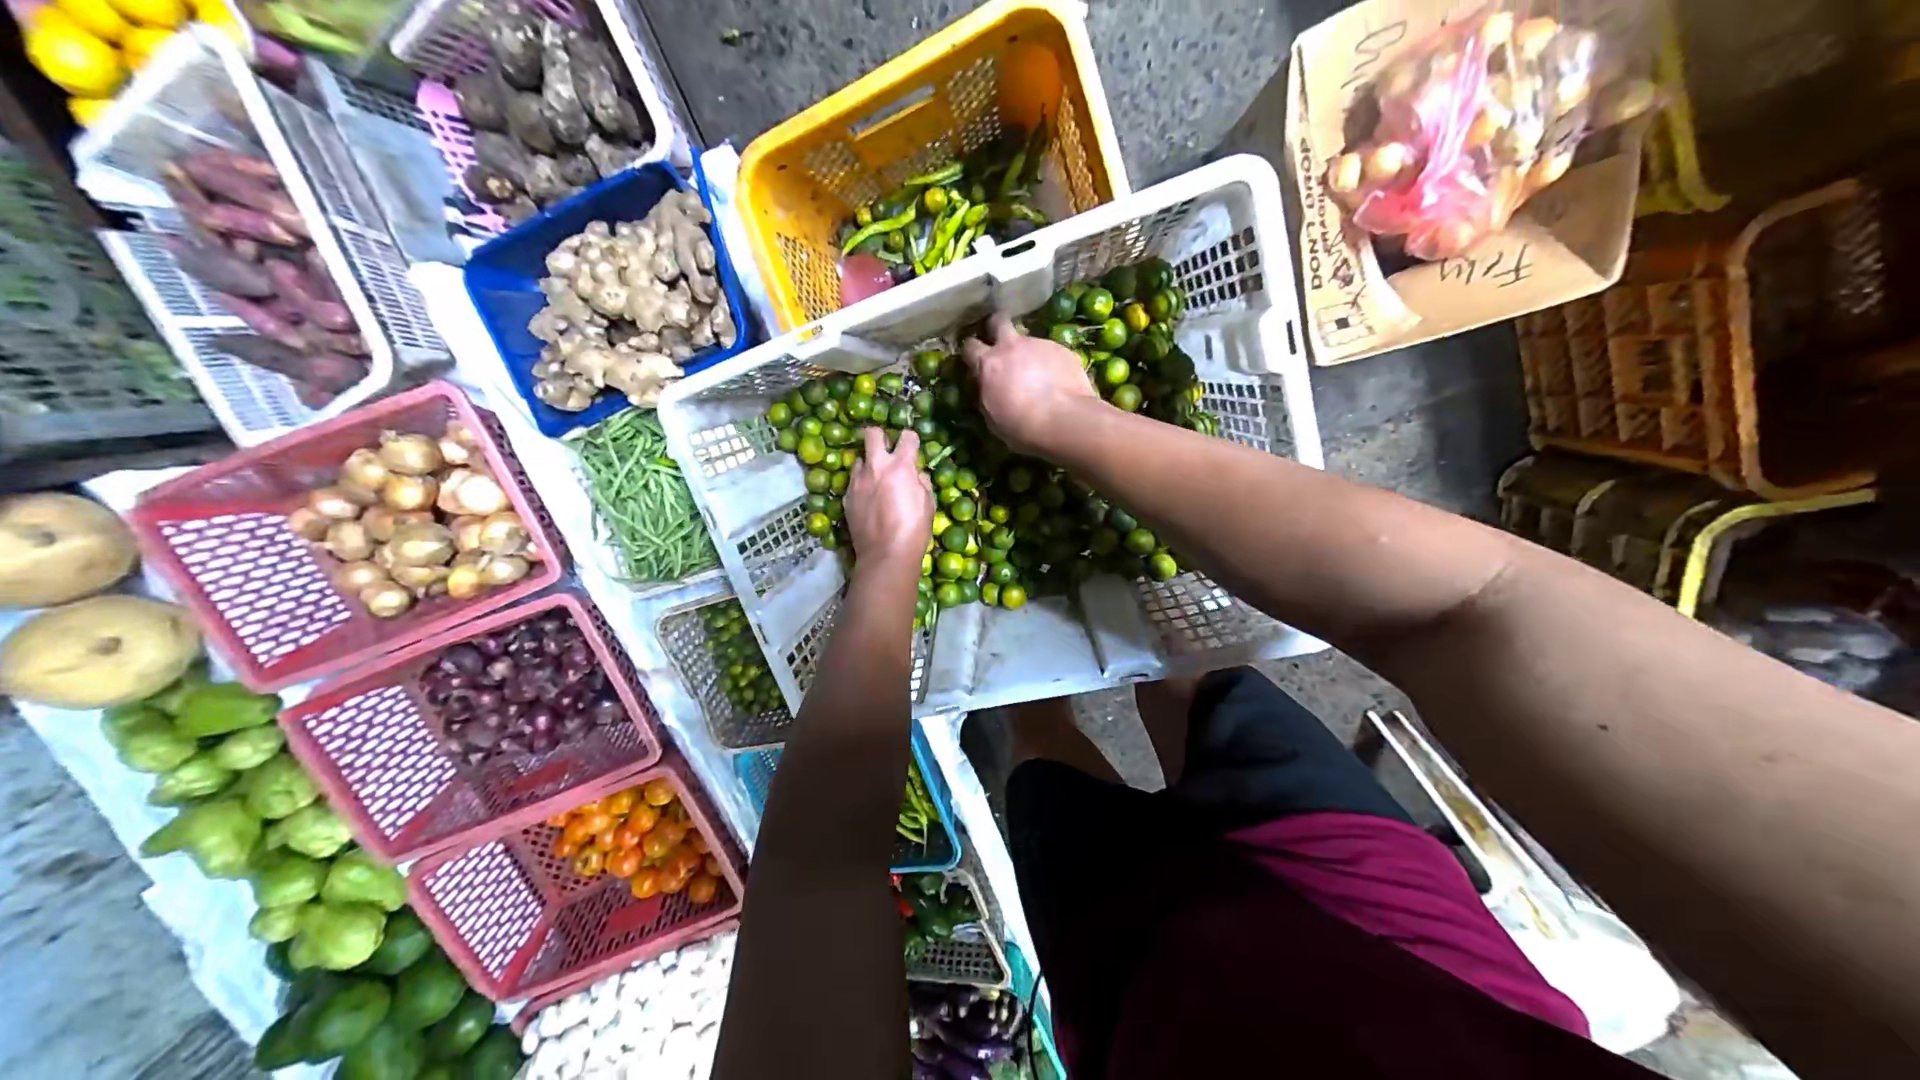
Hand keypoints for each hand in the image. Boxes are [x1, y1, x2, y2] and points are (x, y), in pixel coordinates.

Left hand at [845, 426, 932, 571]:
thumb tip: (916, 474)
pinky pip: (853, 481)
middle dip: (880, 436)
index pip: (906, 437)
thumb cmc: (914, 529)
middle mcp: (876, 467)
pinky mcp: (847, 497)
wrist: (886, 555)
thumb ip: (921, 482)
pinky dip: (861, 484)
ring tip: (876, 477)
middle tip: (886, 448)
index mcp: (901, 466)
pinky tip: (868, 498)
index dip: (911, 439)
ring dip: (868, 462)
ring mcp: (857, 481)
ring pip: (859, 458)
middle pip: (872, 434)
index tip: (912, 446)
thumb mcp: (928, 503)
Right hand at [961, 312, 1098, 455]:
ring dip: (1028, 351)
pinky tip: (1057, 379)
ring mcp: (1039, 344)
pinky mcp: (1063, 349)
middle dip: (997, 326)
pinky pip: (1051, 351)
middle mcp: (1011, 346)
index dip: (971, 352)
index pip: (970, 346)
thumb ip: (988, 394)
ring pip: (1029, 339)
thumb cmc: (1021, 426)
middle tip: (1001, 339)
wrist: (1063, 421)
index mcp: (988, 364)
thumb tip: (988, 389)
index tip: (975, 359)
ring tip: (1037, 371)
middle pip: (999, 321)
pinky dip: (1050, 362)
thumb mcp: (992, 416)